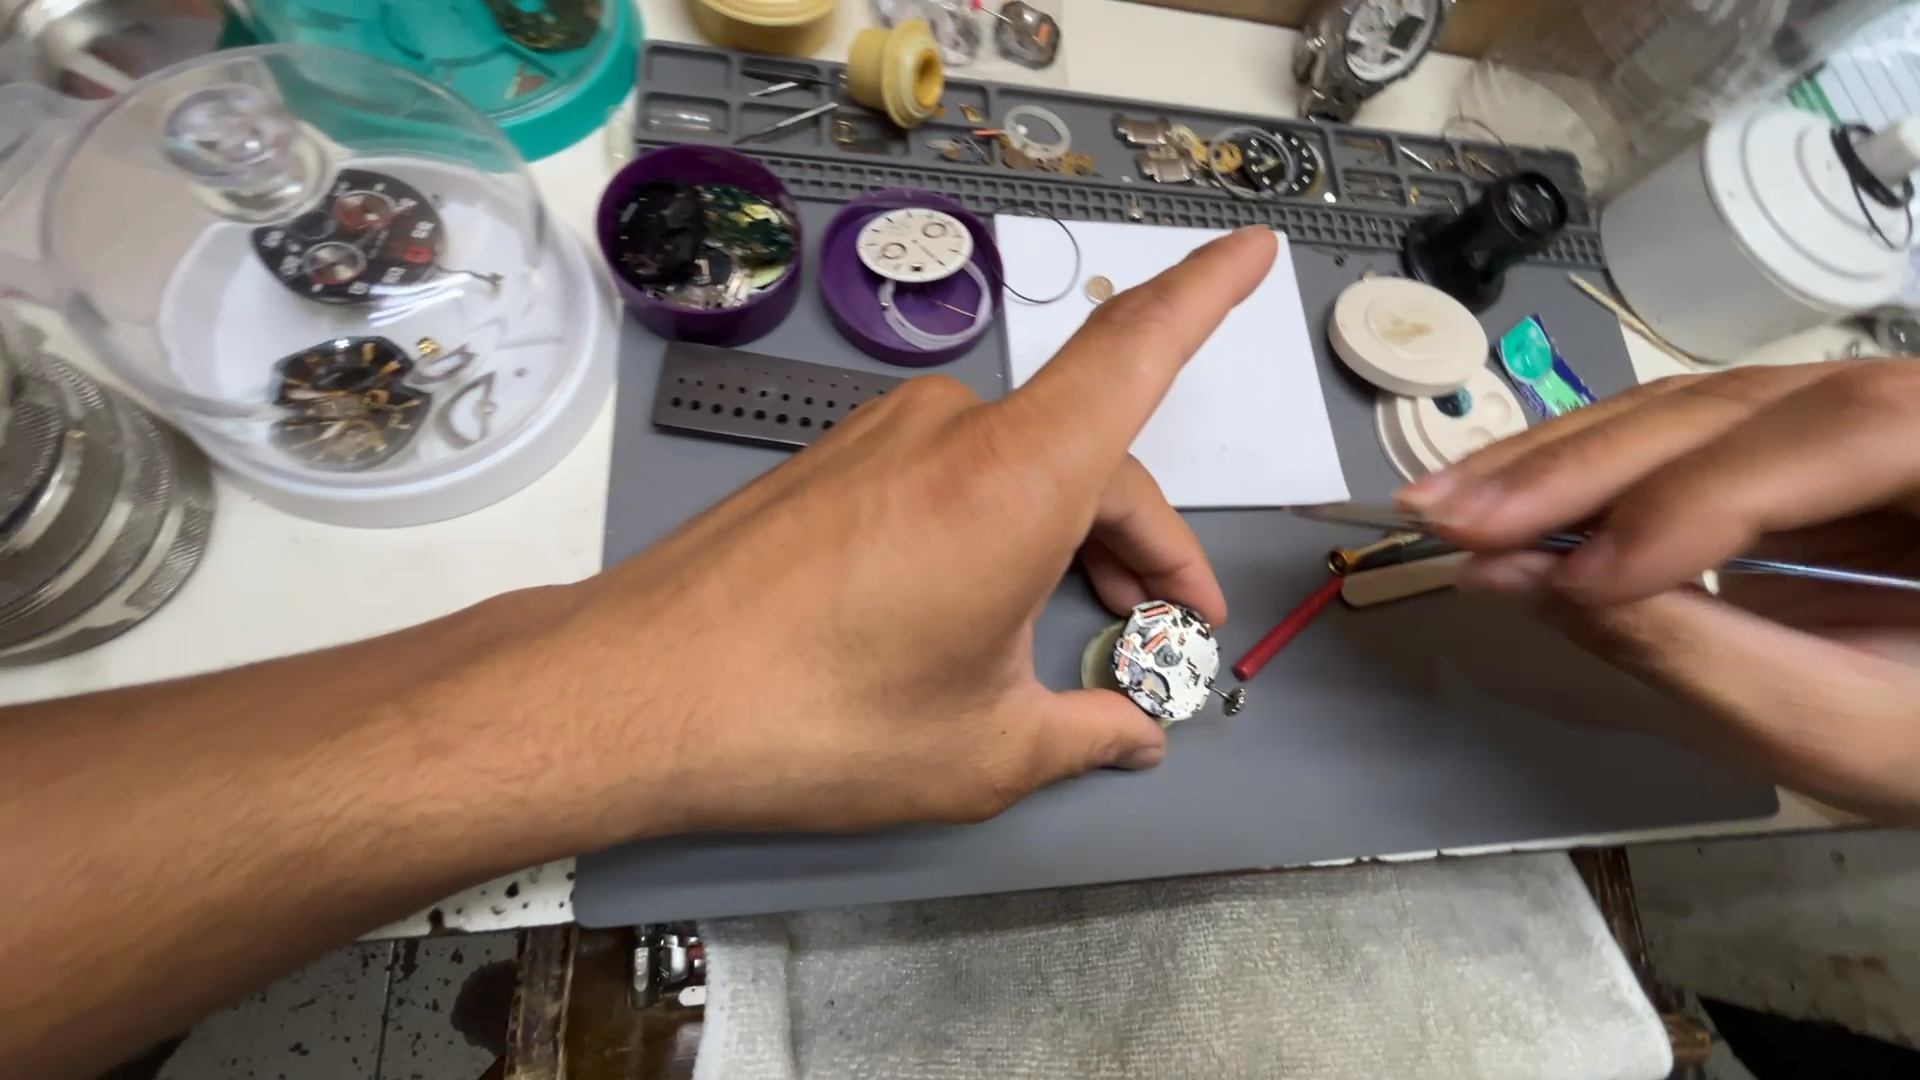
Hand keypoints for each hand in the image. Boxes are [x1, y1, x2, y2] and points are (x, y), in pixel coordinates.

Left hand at [506, 227, 1276, 836]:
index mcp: (1015, 479)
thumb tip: (1135, 735)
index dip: (1206, 294)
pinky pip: (957, 475)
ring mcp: (887, 436)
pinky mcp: (841, 459)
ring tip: (1084, 622)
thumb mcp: (984, 749)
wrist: (637, 692)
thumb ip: (1085, 735)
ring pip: (1023, 469)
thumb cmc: (815, 719)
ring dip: (1070, 537)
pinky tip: (990, 598)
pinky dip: (1000, 527)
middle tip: (1162, 630)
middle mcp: (955, 430)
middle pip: (1091, 459)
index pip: (1136, 352)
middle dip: (1143, 545)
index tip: (1253, 252)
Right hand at [1398, 361, 1919, 820]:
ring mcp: (1824, 418)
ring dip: (1533, 463)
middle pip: (1719, 408)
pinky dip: (1548, 470)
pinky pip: (1639, 436)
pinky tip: (1482, 494)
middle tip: (1445, 519)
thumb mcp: (1828, 721)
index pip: (1844, 438)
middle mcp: (1914, 414)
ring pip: (1662, 411)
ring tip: (1436, 505)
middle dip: (1567, 472)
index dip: (1691, 504)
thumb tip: (1503, 580)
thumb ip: (1672, 644)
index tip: (1576, 585)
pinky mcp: (1753, 443)